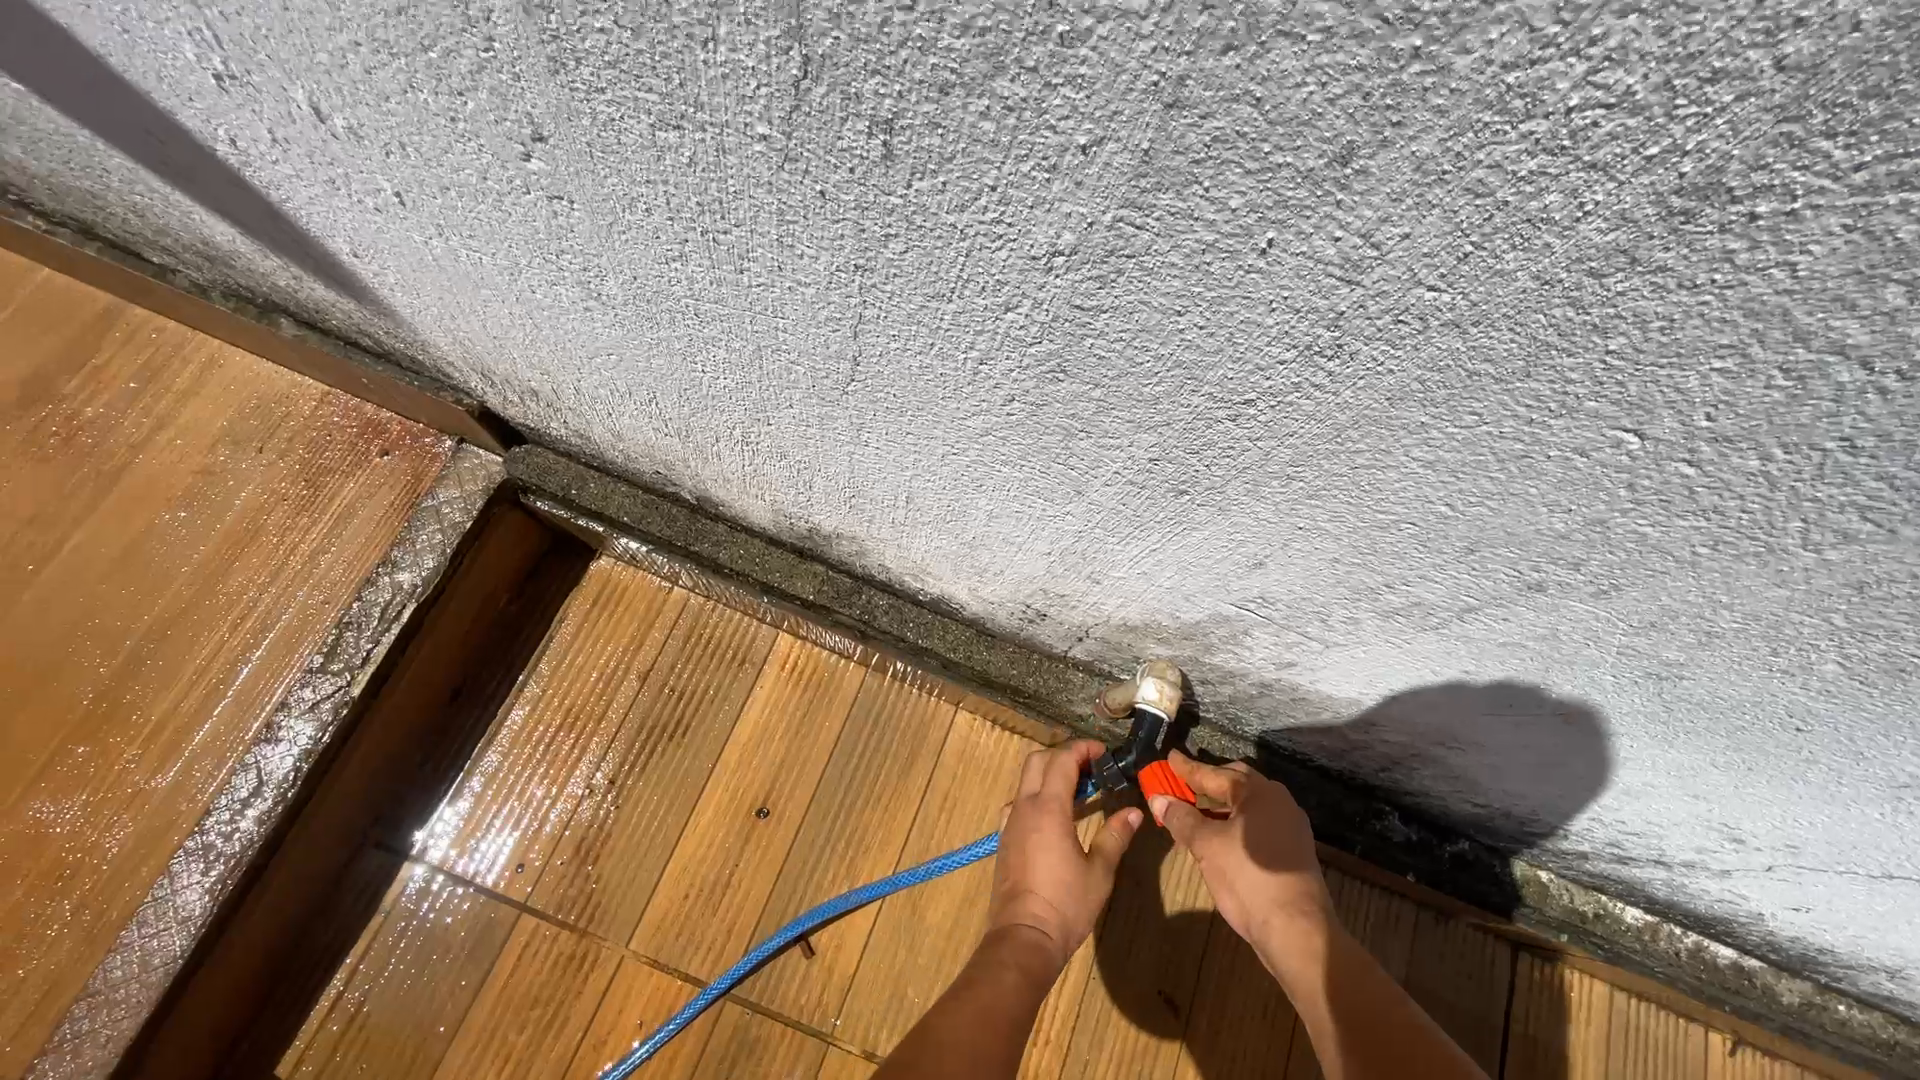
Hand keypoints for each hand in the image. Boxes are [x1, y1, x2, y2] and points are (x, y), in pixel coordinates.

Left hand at [988, 740, 1144, 969]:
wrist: (1023, 936)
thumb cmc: (1065, 904)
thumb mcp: (1099, 871)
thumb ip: (1115, 836)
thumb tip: (1133, 812)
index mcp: (1048, 808)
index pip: (1062, 760)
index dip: (1082, 749)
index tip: (1103, 751)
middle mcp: (1024, 807)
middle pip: (1037, 761)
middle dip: (1063, 755)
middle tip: (1091, 766)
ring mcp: (1010, 822)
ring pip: (1025, 781)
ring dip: (1049, 774)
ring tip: (1079, 790)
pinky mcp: (1005, 839)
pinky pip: (1018, 803)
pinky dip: (1036, 796)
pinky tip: (1055, 816)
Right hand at [1150, 751, 1334, 968]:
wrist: (1296, 932)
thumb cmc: (1248, 879)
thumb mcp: (1206, 846)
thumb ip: (1181, 818)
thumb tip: (1158, 799)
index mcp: (1260, 793)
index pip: (1214, 773)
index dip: (1187, 768)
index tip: (1169, 758)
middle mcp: (1279, 803)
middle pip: (1235, 783)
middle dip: (1206, 784)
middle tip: (1180, 785)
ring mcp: (1289, 827)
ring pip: (1246, 806)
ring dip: (1218, 806)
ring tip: (1192, 813)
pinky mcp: (1292, 851)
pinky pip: (1256, 825)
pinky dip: (1233, 824)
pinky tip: (1216, 837)